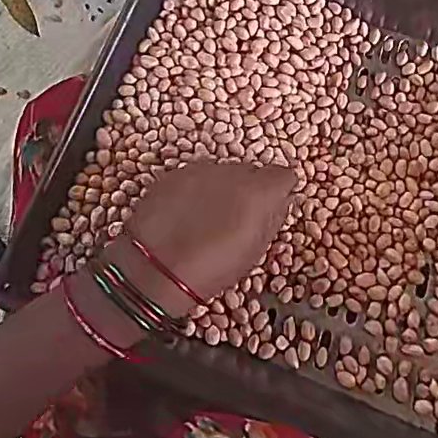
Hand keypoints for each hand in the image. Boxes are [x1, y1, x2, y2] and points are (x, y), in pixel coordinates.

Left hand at [110, 160, 297, 313]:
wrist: (154, 267)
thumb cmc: (212, 268)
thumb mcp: (254, 251)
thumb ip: (271, 218)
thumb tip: (280, 202)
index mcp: (260, 190)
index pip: (284, 175)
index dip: (280, 191)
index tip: (273, 206)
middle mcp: (232, 170)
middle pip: (251, 171)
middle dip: (249, 189)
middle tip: (239, 217)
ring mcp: (200, 169)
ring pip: (222, 171)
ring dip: (221, 188)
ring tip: (209, 217)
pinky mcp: (173, 173)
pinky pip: (195, 176)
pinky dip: (196, 190)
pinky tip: (187, 213)